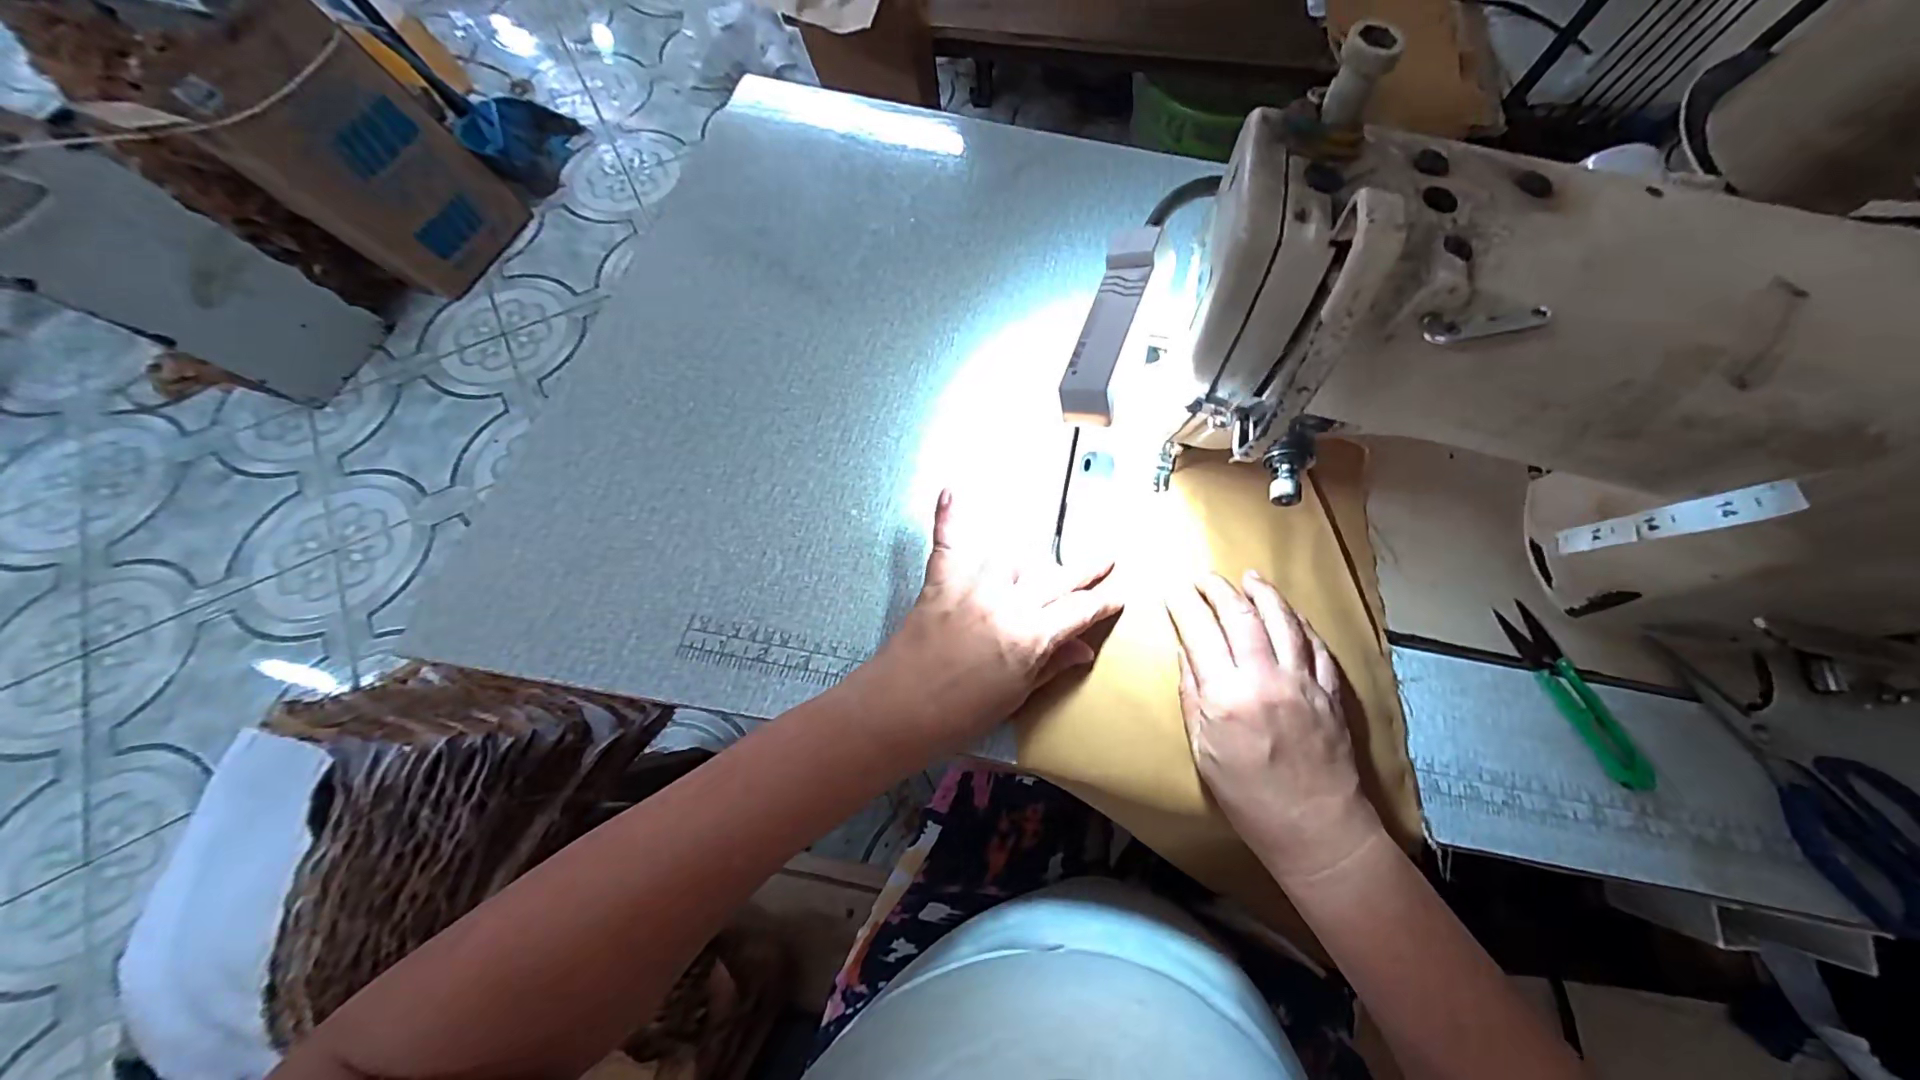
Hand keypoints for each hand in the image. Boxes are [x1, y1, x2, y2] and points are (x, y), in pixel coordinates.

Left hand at [851, 489, 1124, 756]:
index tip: (1118, 595)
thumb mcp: (1016, 696)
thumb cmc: (960, 716)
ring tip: (1044, 564)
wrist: (899, 710)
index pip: (1080, 612)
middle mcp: (1007, 605)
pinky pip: (948, 544)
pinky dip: (949, 519)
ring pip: (1013, 559)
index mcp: (1031, 638)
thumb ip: (1050, 666)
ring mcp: (972, 588)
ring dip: (1033, 561)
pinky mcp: (940, 583)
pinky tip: (951, 492)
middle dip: (1087, 570)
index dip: (1103, 603)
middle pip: (1057, 579)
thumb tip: (1083, 650)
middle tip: (1107, 560)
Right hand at [1167, 571, 1382, 882]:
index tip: (1175, 592)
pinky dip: (1299, 622)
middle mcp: (1265, 679)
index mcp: (1226, 696)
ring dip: (1264, 594)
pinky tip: (1288, 613)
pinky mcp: (1331, 690)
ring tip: (1250, 578)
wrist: (1314, 827)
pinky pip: (1315, 644)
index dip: (1185, 606)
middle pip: (1241, 616)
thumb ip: (1192, 694)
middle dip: (1219, 590)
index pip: (1200, 632)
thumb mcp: (1202, 748)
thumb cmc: (1247, 796)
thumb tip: (1185, 651)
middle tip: (1205, 578)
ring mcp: (1303, 682)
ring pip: (1283, 621)